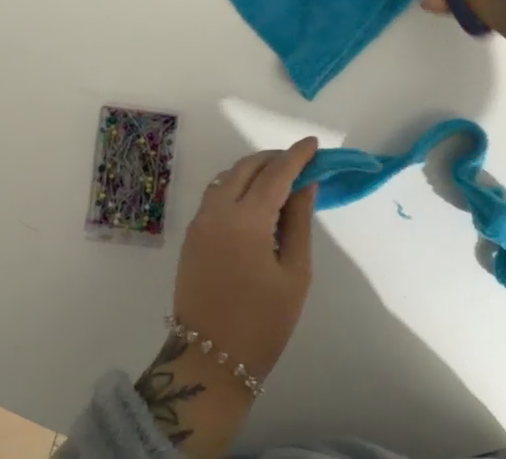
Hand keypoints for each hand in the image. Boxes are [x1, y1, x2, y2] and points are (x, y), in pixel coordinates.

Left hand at [172, 139, 319, 383]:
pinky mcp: (192, 235)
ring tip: (280, 179)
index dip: (296, 156)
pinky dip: (236, 186)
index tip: (314, 144)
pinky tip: (255, 199)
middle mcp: (217, 211)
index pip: (275, 174)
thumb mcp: (294, 273)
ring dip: (253, 170)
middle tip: (300, 162)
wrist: (210, 360)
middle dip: (273, 158)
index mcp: (246, 219)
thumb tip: (305, 184)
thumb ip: (299, 222)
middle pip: (246, 168)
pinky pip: (215, 195)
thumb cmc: (263, 322)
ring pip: (227, 178)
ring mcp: (200, 222)